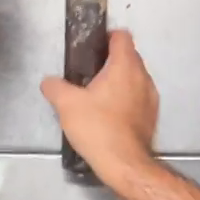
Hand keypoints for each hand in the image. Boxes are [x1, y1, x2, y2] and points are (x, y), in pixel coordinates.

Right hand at [41, 30, 159, 178]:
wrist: (124, 163)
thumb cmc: (97, 127)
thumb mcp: (66, 104)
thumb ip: (55, 87)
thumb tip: (48, 82)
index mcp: (125, 66)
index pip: (122, 37)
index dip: (106, 36)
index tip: (92, 46)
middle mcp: (143, 77)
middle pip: (129, 56)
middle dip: (110, 60)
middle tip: (89, 72)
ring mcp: (151, 96)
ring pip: (135, 77)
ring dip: (119, 80)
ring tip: (97, 94)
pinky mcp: (152, 115)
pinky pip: (138, 96)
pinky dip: (126, 98)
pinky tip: (109, 113)